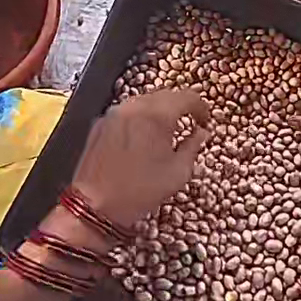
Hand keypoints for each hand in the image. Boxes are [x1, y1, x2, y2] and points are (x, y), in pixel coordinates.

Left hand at [70, 88, 210, 229]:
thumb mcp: (177, 172)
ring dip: (159, 111)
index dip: (201, 107)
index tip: (205, 120)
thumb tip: (201, 133)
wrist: (95, 205)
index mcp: (157, 115)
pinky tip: (143, 137)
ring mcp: (114, 113)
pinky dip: (139, 118)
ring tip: (166, 131)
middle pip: (165, 95)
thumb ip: (193, 146)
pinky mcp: (100, 122)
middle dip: (180, 107)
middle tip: (189, 123)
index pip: (187, 97)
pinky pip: (126, 111)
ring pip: (144, 101)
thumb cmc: (139, 191)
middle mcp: (134, 106)